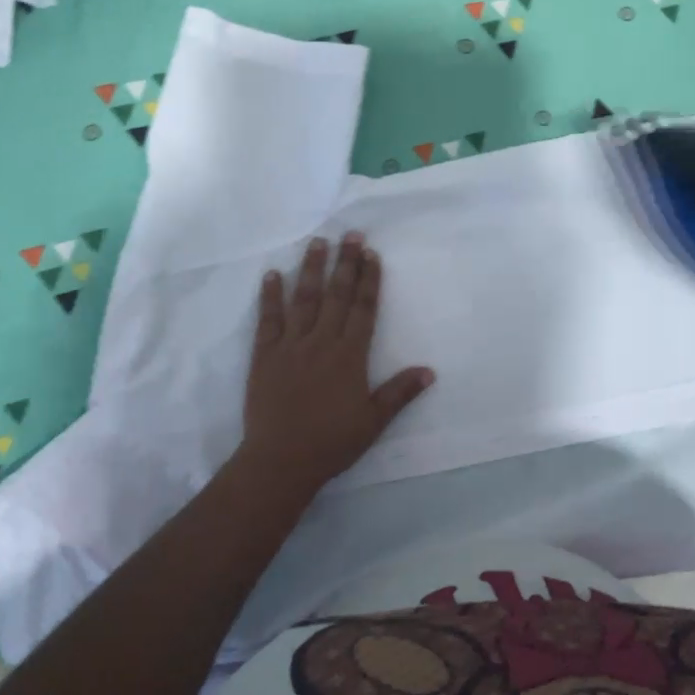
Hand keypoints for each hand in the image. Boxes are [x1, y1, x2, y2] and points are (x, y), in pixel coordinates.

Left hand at [236, 233, 434, 495]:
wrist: (280, 460)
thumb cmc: (332, 442)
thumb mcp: (373, 420)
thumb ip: (399, 392)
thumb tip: (429, 371)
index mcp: (350, 355)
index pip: (363, 308)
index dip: (368, 279)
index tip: (372, 254)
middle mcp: (322, 342)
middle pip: (336, 295)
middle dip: (345, 262)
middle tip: (351, 234)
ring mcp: (291, 346)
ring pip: (304, 299)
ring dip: (311, 269)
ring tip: (317, 242)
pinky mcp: (264, 355)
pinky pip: (268, 319)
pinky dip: (270, 296)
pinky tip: (273, 274)